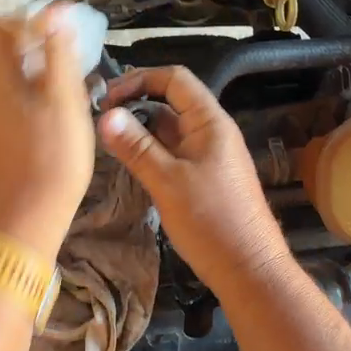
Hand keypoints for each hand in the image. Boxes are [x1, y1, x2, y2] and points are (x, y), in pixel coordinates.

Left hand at [0, 7, 94, 255]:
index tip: (49, 14)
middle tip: (55, 34)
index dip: (16, 12)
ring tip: (60, 60)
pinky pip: (6, 89)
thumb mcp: (63, 100)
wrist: (25, 220)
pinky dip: (26, 79)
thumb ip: (58, 53)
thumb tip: (54, 10)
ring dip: (26, 56)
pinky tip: (54, 91)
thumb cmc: (50, 158)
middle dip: (21, 32)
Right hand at [97, 66, 290, 295]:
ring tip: (107, 137)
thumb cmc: (211, 221)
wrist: (250, 271)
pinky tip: (129, 161)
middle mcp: (212, 130)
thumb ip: (136, 147)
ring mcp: (210, 154)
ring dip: (141, 127)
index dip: (139, 79)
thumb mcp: (167, 182)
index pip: (174, 79)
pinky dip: (151, 149)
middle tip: (100, 116)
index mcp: (210, 121)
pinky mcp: (205, 176)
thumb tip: (105, 115)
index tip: (107, 97)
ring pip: (171, 127)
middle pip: (171, 100)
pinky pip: (174, 150)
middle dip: (136, 102)